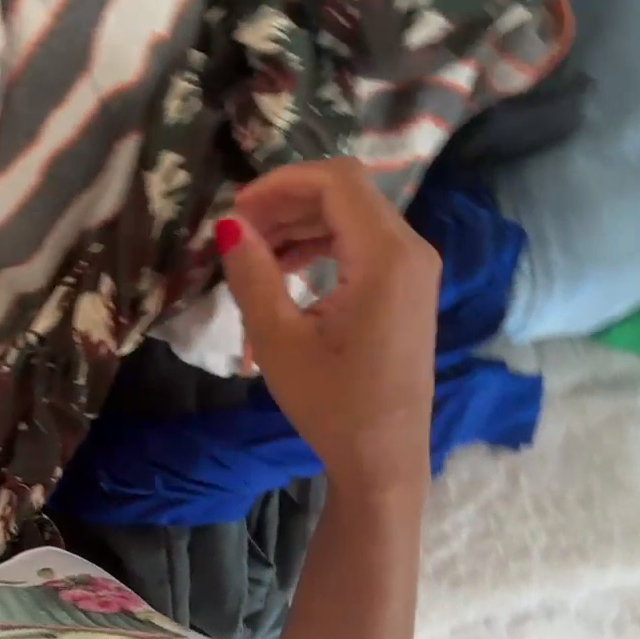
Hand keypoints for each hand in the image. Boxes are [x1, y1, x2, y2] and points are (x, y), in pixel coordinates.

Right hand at [217, 157, 440, 496]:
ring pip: (351, 221)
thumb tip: (227, 226)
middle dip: (284, 206)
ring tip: (250, 258)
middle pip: (345, 196)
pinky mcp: (405, 291)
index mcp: (386, 256)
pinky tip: (285, 278)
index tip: (232, 211)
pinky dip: (319, 250)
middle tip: (233, 236)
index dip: (280, 184)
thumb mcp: (279, 340)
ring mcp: (413, 271)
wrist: (381, 456)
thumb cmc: (329, 402)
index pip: (336, 182)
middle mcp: (410, 250)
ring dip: (298, 229)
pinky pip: (360, 249)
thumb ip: (253, 275)